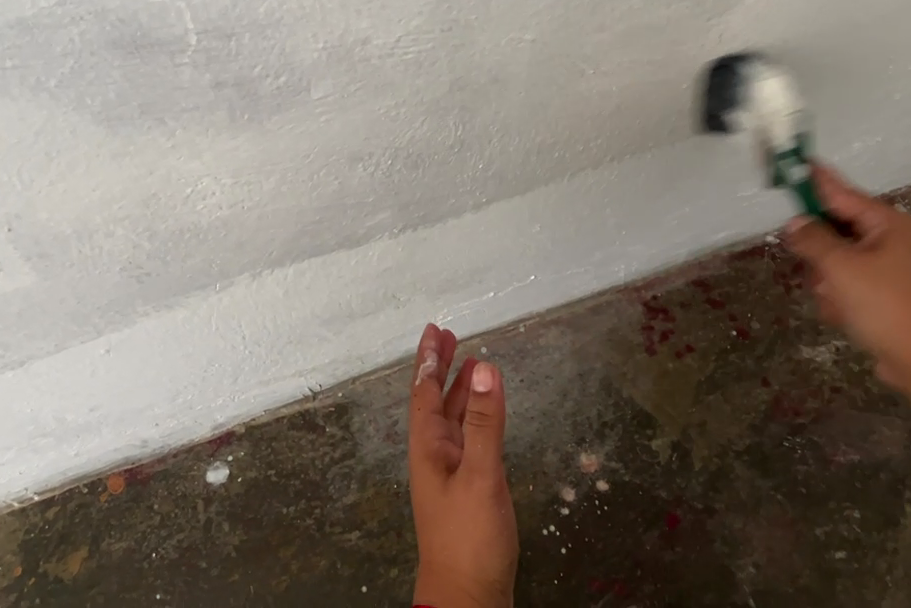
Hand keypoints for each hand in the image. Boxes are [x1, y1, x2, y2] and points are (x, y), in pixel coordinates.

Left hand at [409, 323, 516, 607]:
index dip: (429, 359)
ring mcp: (450, 472)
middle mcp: (434, 454)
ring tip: (470, 362)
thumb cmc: (468, 536)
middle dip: (441, 368)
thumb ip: (485, 422)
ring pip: (452, 418)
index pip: (424, 391)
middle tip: (450, 335)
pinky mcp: (467, 488)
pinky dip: (475, 416)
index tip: (435, 330)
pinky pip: (468, 437)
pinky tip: (485, 412)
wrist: (467, 599)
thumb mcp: (480, 475)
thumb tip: (483, 366)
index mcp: (428, 447)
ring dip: (459, 389)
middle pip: (435, 400)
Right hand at [782, 165, 910, 391]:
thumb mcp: (840, 267)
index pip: (840, 193)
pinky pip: (851, 285)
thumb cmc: (888, 306)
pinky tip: (844, 316)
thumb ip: (812, 240)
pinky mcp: (891, 297)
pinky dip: (841, 298)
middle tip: (809, 267)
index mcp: (889, 224)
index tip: (790, 164)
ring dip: (827, 280)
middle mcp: (895, 241)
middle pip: (836, 229)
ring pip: (839, 261)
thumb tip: (796, 223)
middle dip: (818, 252)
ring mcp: (895, 270)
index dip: (812, 181)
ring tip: (833, 301)